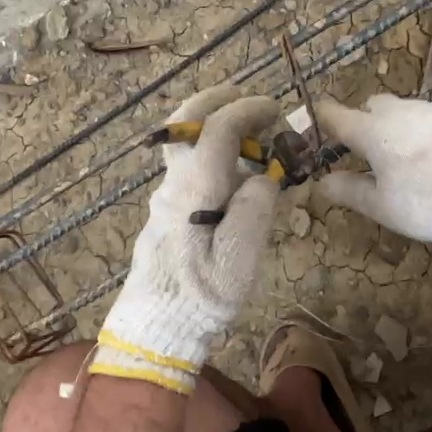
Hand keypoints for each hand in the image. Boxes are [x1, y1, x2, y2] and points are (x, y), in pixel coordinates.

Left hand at [90, 87, 281, 392]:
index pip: (218, 128)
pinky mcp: (168, 213)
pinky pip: (190, 166)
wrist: (155, 332)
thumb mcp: (238, 259)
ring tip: (253, 138)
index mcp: (195, 188)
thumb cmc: (200, 297)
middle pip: (186, 122)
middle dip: (217, 100)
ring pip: (186, 142)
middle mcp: (175, 183)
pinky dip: (213, 152)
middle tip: (248, 100)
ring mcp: (166, 197)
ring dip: (215, 126)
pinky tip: (238, 176)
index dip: (249, 109)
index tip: (276, 108)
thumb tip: (263, 178)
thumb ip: (254, 209)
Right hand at [314, 94, 431, 278]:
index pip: (338, 116)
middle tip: (369, 147)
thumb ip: (349, 190)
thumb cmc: (421, 204)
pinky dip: (425, 132)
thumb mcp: (380, 205)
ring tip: (407, 157)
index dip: (325, 115)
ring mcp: (430, 110)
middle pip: (374, 105)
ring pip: (405, 110)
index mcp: (371, 131)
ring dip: (399, 126)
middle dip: (367, 119)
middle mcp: (398, 112)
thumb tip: (324, 183)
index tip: (318, 114)